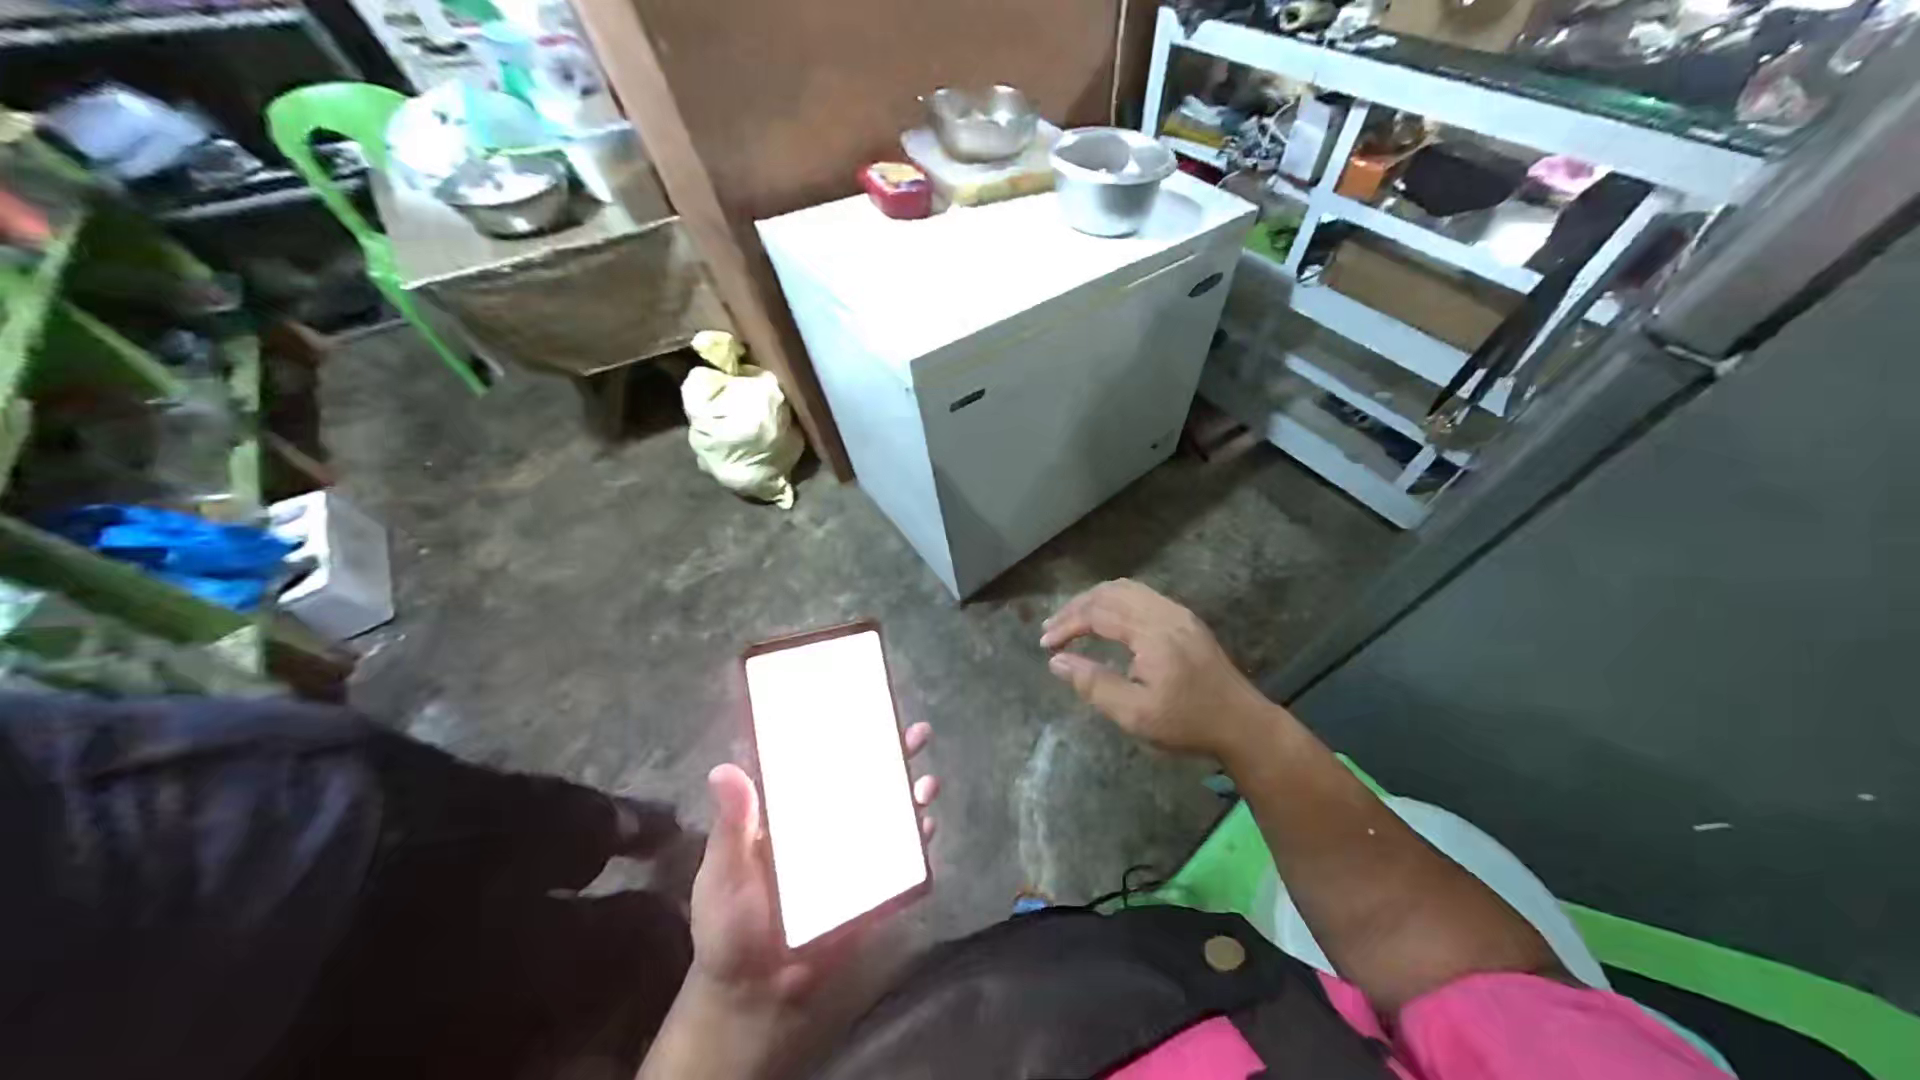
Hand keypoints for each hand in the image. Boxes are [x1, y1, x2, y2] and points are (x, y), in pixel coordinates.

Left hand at [689, 722, 937, 1005]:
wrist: (759, 993)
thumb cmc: (732, 927)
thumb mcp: (723, 872)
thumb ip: (732, 825)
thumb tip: (724, 768)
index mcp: (791, 812)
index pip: (821, 763)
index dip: (842, 735)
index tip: (863, 708)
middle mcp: (826, 824)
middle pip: (864, 780)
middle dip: (891, 755)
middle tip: (915, 734)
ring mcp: (851, 854)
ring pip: (888, 812)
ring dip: (911, 792)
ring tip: (928, 780)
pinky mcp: (870, 886)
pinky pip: (900, 857)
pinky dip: (917, 840)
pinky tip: (927, 826)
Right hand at [1040, 579, 1272, 759]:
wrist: (1243, 724)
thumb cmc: (1187, 724)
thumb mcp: (1135, 714)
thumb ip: (1094, 684)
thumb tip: (1057, 661)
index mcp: (1153, 634)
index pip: (1098, 614)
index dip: (1067, 625)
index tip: (1045, 645)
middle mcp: (1165, 613)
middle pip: (1110, 593)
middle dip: (1075, 608)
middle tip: (1051, 630)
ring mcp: (1178, 613)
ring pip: (1126, 589)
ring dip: (1094, 601)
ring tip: (1072, 621)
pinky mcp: (1185, 620)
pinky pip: (1141, 596)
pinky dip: (1114, 601)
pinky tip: (1105, 619)